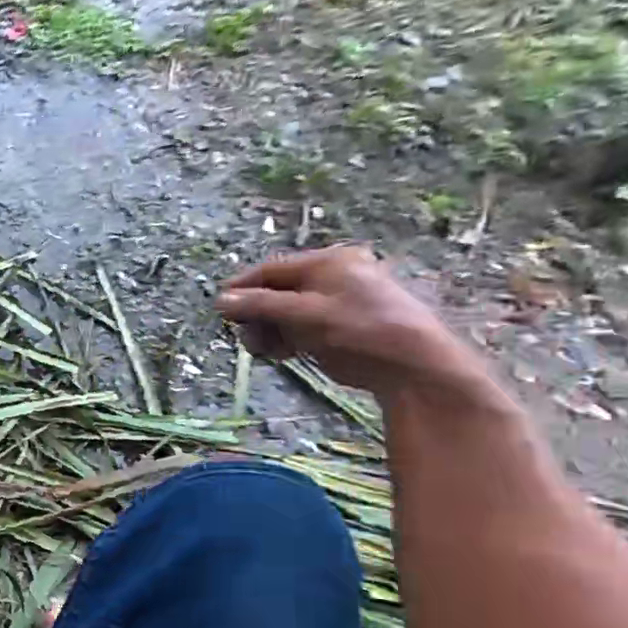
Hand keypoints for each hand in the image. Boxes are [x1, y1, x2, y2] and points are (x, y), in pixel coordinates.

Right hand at [216, 244, 486, 401]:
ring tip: (268, 350)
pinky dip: (283, 340)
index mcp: (328, 262)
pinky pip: (295, 328)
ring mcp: (332, 303)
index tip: (218, 308)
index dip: (242, 288)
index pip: (271, 270)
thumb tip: (220, 300)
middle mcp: (330, 277)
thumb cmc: (359, 329)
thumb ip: (260, 305)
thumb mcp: (304, 314)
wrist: (409, 365)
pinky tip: (283, 354)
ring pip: (282, 313)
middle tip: (248, 337)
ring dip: (268, 331)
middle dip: (257, 315)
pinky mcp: (333, 327)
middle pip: (274, 292)